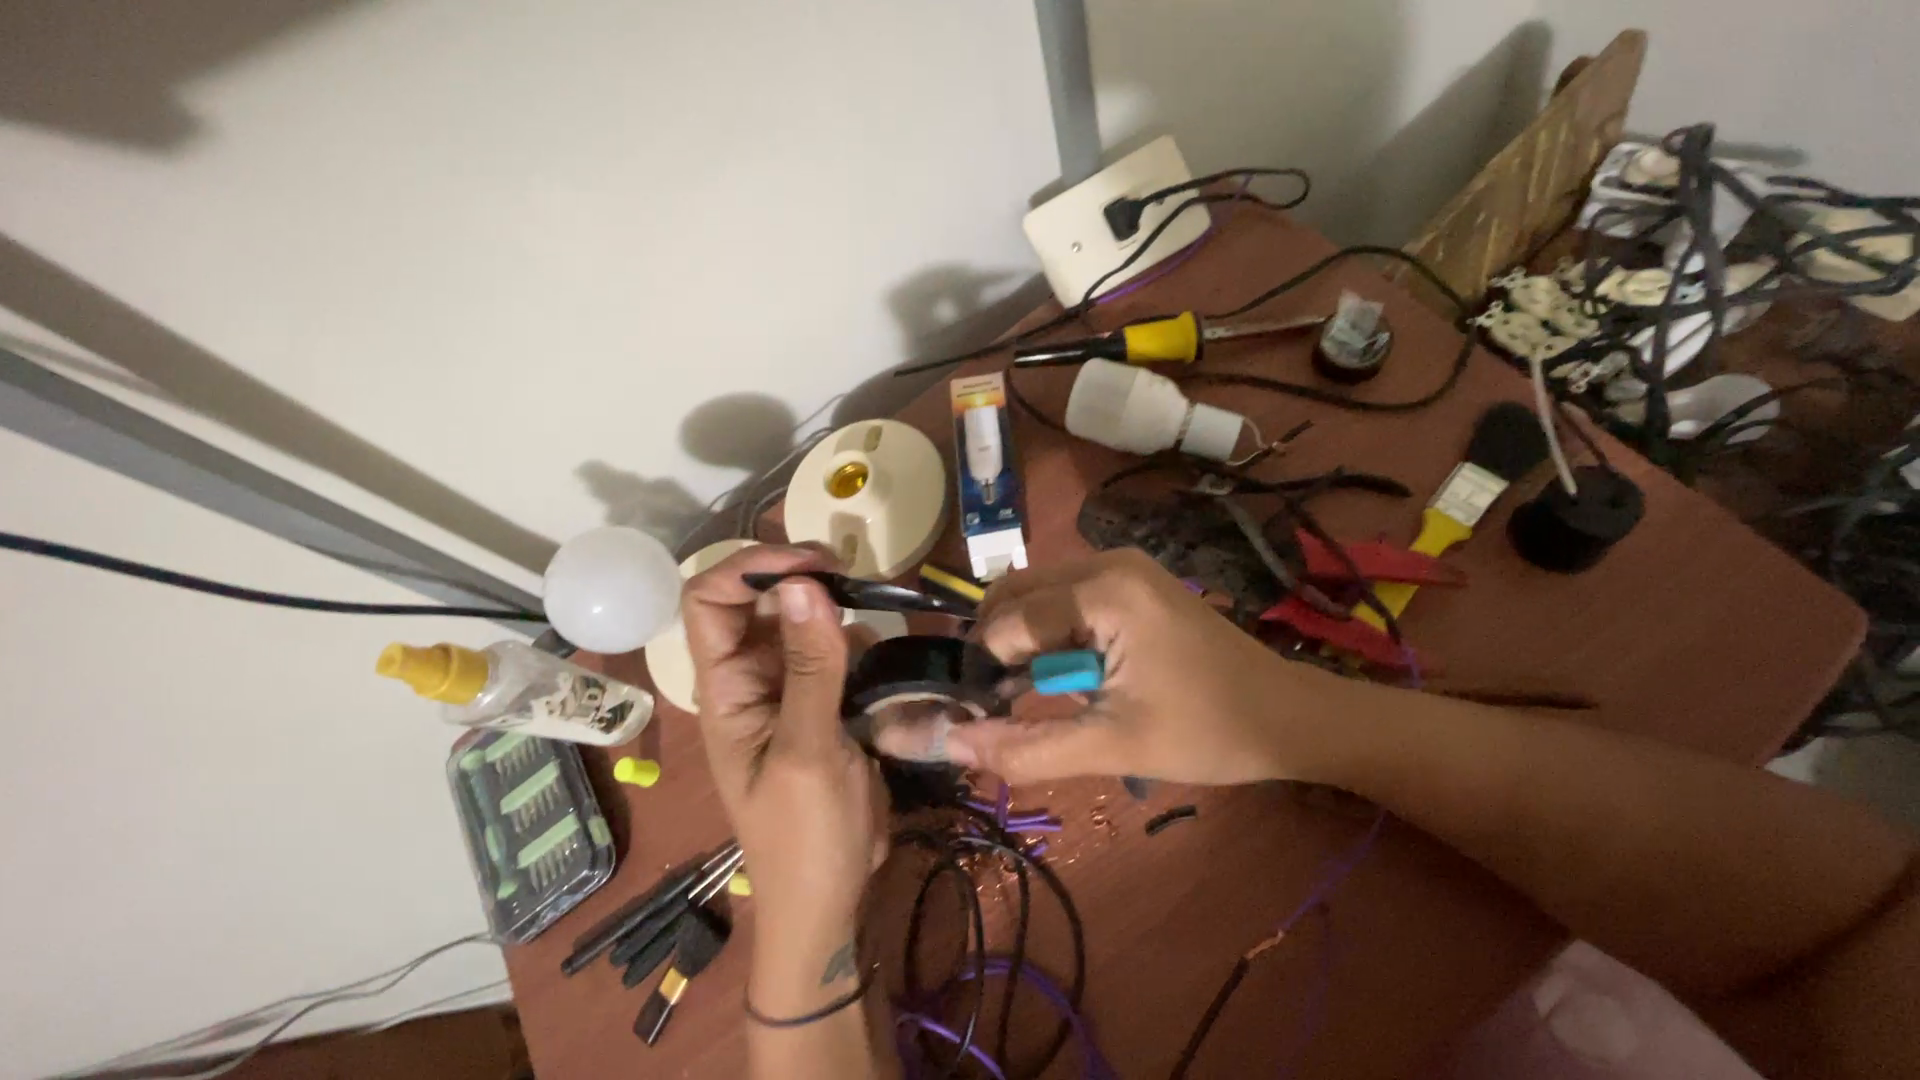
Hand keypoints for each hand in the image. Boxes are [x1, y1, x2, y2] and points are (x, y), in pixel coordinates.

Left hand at [681, 545, 887, 1008]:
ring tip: (872, 613)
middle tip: (854, 577)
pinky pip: (833, 652)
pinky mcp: (824, 704)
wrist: (829, 897)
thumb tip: (805, 585)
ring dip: (832, 608)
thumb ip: (809, 669)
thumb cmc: (803, 835)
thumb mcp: (805, 751)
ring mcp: (788, 691)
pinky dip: (855, 641)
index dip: (748, 569)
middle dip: (800, 578)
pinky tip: (878, 656)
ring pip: (799, 622)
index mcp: (725, 689)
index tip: (809, 566)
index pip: (709, 602)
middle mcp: (751, 679)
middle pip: (758, 602)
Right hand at [876, 549, 1337, 785]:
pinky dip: (1052, 635)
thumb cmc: (1207, 731)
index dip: (990, 670)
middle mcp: (1107, 562)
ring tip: (1042, 695)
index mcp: (1105, 590)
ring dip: (1025, 643)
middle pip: (1014, 595)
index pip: (1008, 621)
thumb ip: (1027, 748)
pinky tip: (1072, 676)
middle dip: (1000, 648)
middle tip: (1008, 704)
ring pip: (1036, 595)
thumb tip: (951, 744)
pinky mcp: (1132, 582)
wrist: (1287, 717)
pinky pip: (1064, 599)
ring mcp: (1122, 567)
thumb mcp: (1112, 746)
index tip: (990, 715)